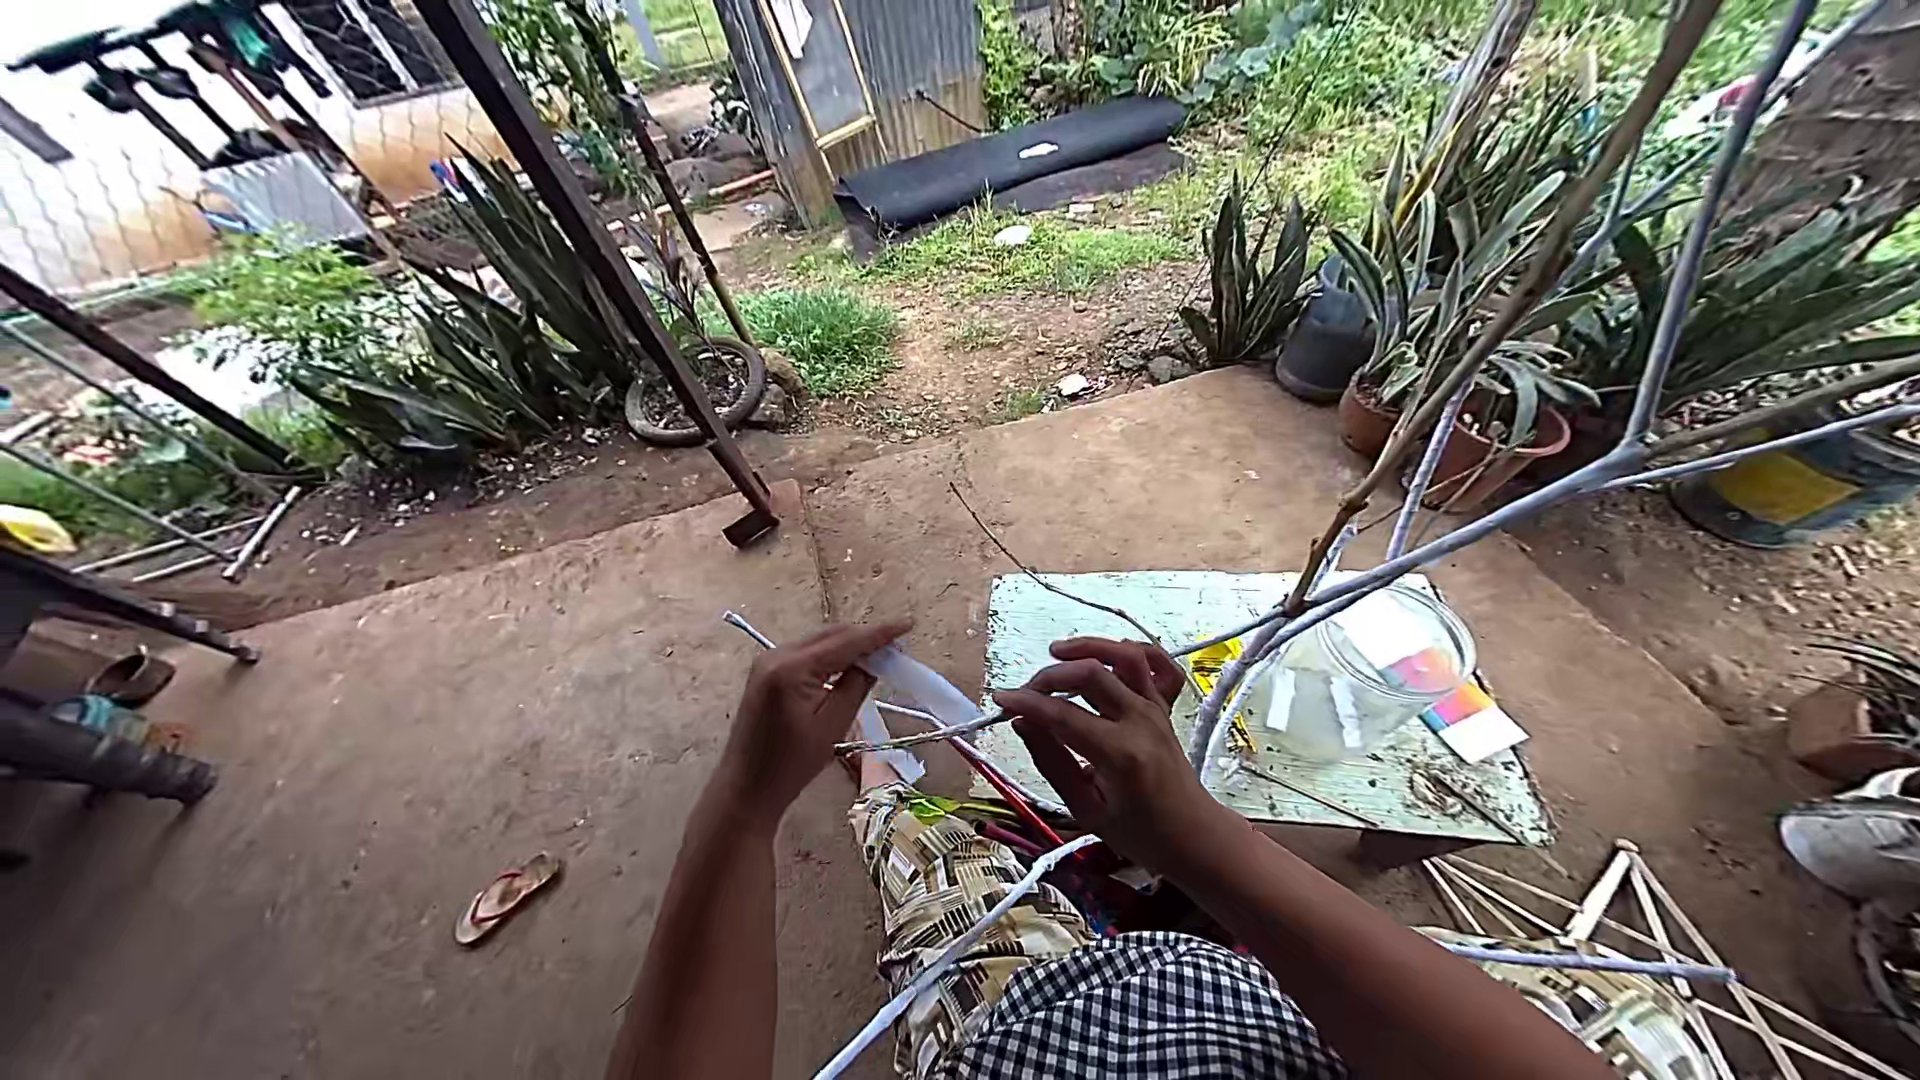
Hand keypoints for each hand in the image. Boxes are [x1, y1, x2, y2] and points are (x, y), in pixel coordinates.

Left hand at [718, 620, 911, 824]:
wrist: (746, 789)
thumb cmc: (790, 765)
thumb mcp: (832, 725)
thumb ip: (856, 686)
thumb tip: (875, 661)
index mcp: (792, 667)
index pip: (845, 642)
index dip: (879, 633)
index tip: (907, 624)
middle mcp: (776, 655)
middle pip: (831, 635)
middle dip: (865, 637)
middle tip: (897, 646)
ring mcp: (767, 661)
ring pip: (819, 642)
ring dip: (848, 645)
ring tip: (879, 655)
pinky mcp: (766, 672)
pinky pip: (807, 653)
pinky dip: (831, 655)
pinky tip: (848, 665)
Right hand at [993, 638, 1234, 872]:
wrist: (1194, 838)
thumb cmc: (1140, 833)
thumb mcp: (1086, 809)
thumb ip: (1051, 762)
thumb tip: (1021, 723)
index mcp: (1120, 754)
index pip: (1062, 714)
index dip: (1025, 703)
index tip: (1000, 700)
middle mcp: (1141, 721)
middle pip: (1091, 673)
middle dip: (1049, 676)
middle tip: (1026, 693)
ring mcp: (1156, 708)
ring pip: (1125, 656)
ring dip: (1088, 647)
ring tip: (1057, 652)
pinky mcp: (1165, 705)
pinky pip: (1158, 664)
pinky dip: (1134, 651)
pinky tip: (1107, 654)